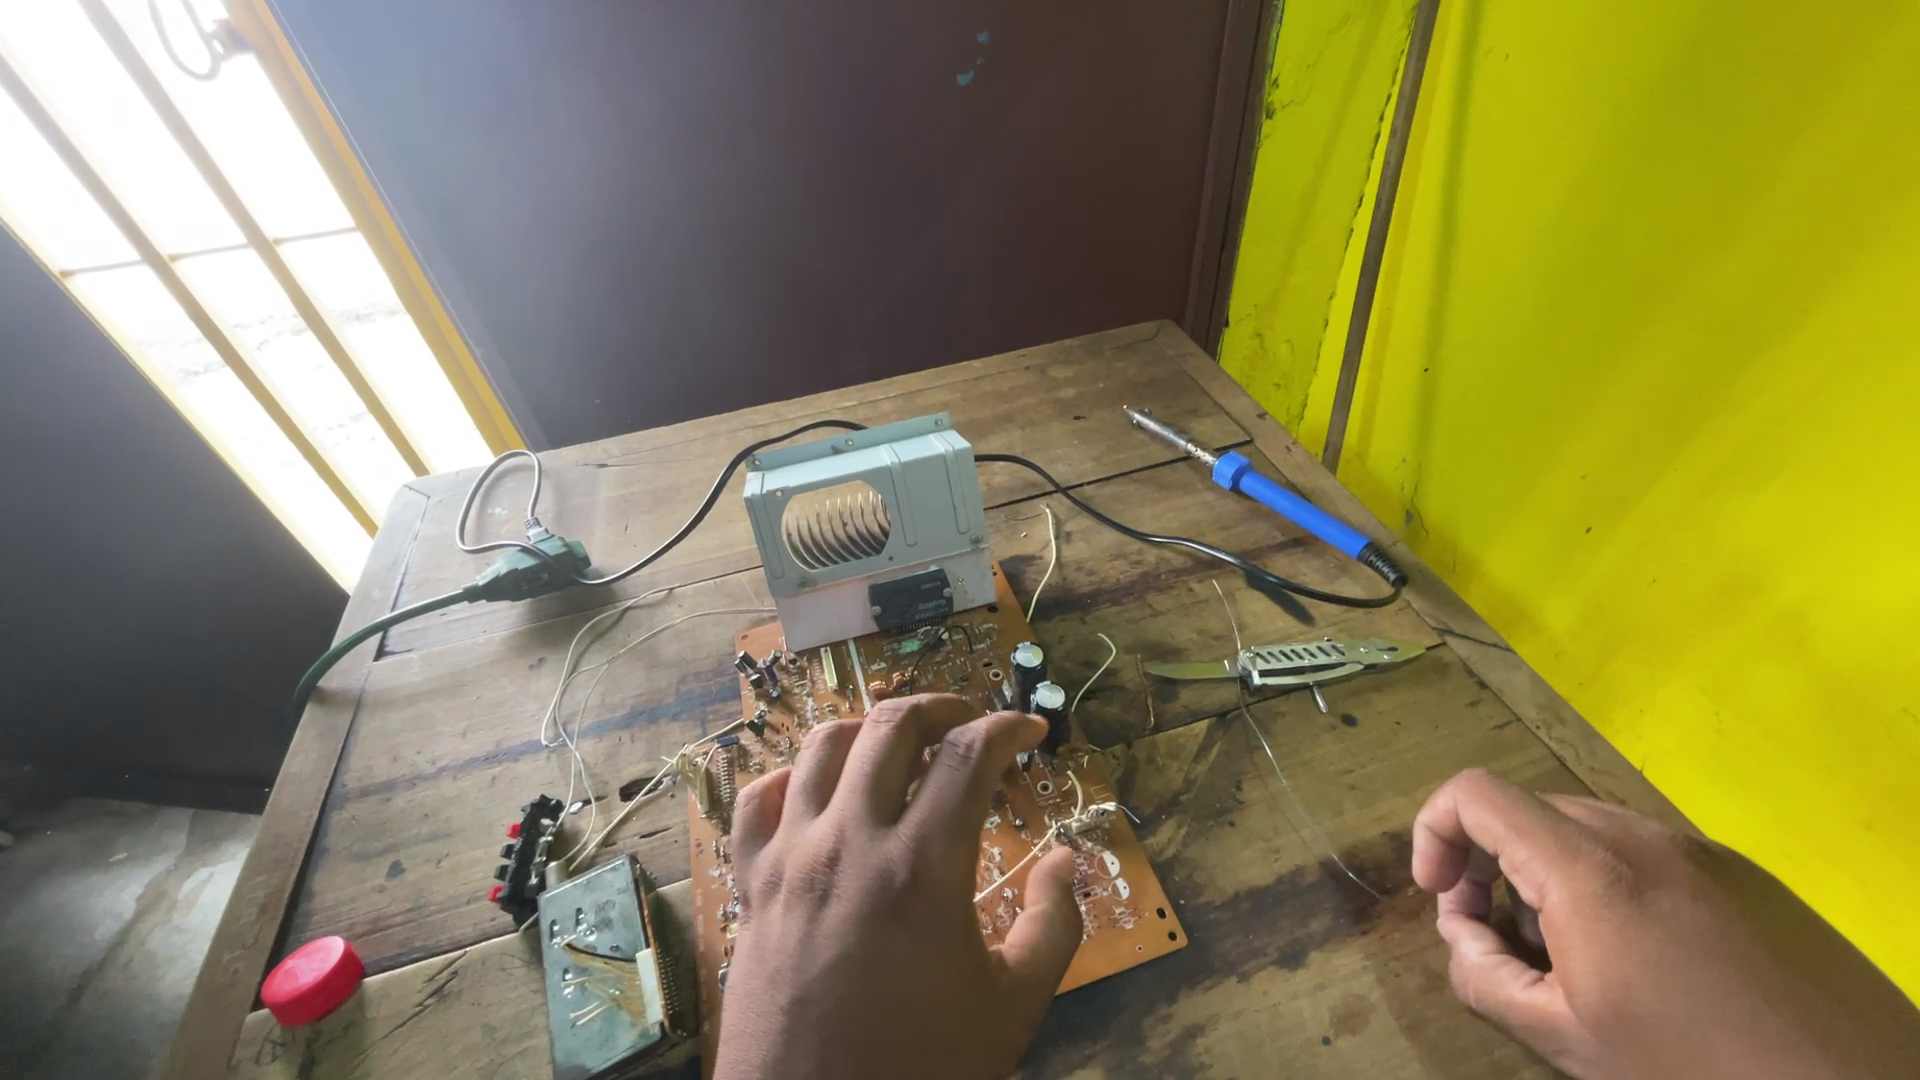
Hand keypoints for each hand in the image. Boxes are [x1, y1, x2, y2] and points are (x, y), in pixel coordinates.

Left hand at [712, 694, 1081, 1079]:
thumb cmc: (920, 1068)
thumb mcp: (1012, 1006)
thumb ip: (1054, 925)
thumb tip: (1065, 859)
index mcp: (922, 866)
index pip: (970, 753)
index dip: (1008, 726)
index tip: (1030, 730)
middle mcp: (851, 840)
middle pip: (893, 725)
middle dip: (942, 706)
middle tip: (970, 722)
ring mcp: (791, 856)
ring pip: (823, 745)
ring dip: (870, 729)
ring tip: (901, 746)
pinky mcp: (752, 882)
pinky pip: (758, 799)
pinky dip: (792, 777)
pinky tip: (821, 791)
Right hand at [1413, 768, 1919, 1078]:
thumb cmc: (1699, 1071)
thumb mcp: (1564, 1037)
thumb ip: (1482, 973)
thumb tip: (1462, 933)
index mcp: (1587, 866)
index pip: (1473, 794)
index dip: (1433, 830)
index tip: (1438, 893)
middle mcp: (1639, 835)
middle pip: (1523, 811)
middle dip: (1484, 862)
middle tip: (1493, 934)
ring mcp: (1700, 850)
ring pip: (1579, 830)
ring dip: (1541, 874)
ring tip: (1566, 952)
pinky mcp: (1748, 876)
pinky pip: (1641, 853)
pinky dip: (1603, 884)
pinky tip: (1639, 957)